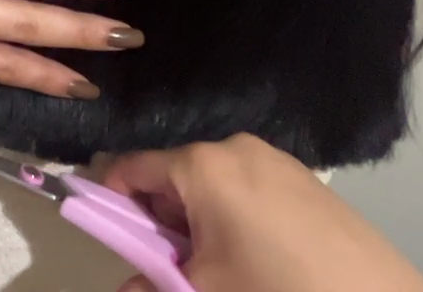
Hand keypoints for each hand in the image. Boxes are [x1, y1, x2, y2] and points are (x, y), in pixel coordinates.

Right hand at [99, 134, 422, 291]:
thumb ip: (155, 283)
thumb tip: (127, 289)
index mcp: (200, 163)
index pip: (130, 167)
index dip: (113, 201)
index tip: (117, 237)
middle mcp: (232, 146)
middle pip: (172, 174)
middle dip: (164, 217)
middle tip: (178, 263)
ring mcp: (275, 159)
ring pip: (212, 182)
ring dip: (201, 218)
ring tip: (224, 266)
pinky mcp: (309, 180)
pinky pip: (250, 188)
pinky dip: (238, 216)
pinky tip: (263, 258)